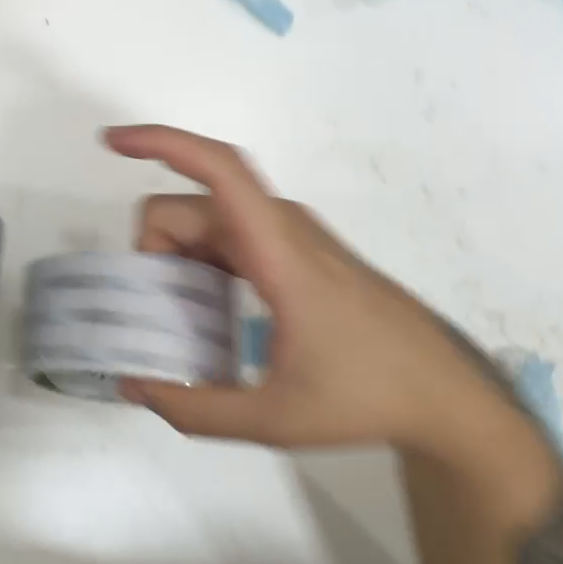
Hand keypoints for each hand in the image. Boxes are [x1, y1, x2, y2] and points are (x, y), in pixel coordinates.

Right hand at [104, 125, 510, 454]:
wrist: (450, 399)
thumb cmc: (369, 400)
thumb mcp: (274, 420)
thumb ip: (194, 410)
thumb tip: (131, 385)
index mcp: (281, 253)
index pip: (222, 171)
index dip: (163, 144)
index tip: (112, 142)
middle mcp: (283, 228)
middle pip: (186, 208)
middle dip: (153, 253)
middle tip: (161, 317)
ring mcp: (290, 236)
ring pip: (200, 220)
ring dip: (173, 260)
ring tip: (190, 322)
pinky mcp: (294, 249)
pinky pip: (221, 235)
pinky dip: (196, 263)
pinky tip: (211, 311)